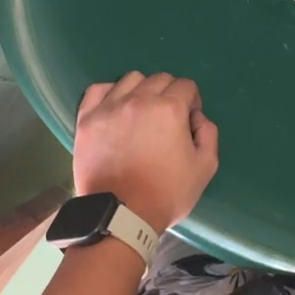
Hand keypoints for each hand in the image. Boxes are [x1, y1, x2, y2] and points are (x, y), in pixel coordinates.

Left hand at [72, 71, 219, 230]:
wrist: (122, 216)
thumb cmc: (166, 193)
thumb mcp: (205, 167)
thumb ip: (208, 134)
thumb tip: (197, 117)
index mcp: (170, 109)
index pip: (186, 86)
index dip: (192, 101)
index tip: (188, 120)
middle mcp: (139, 100)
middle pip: (160, 79)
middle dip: (170, 94)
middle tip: (167, 119)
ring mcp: (109, 107)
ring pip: (130, 80)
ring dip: (142, 90)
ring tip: (140, 113)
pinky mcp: (87, 119)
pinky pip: (98, 89)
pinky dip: (110, 93)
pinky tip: (115, 108)